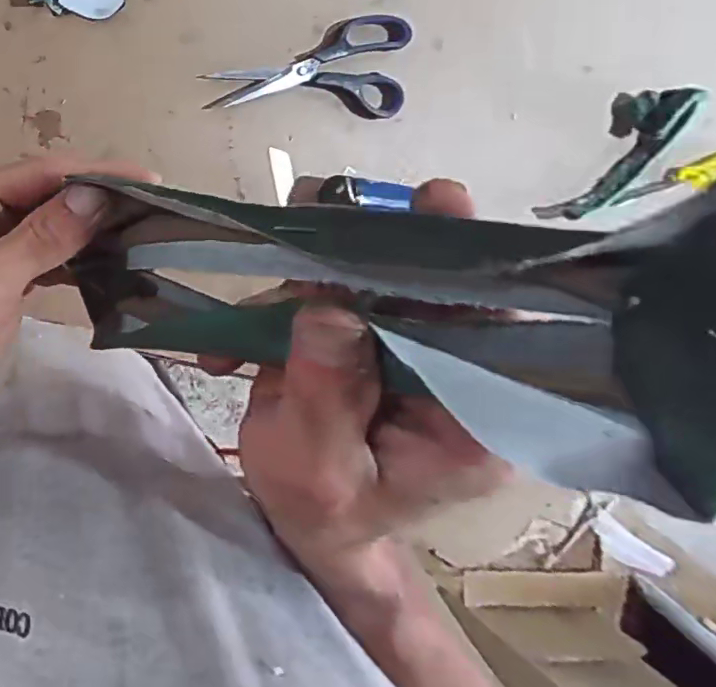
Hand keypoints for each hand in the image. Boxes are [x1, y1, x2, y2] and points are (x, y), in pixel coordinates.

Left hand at [0, 153, 156, 411]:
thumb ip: (39, 238)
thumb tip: (94, 195)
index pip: (40, 173)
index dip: (96, 173)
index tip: (150, 179)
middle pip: (50, 191)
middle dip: (100, 197)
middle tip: (156, 207)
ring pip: (53, 219)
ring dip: (93, 226)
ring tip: (144, 230)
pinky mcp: (3, 264)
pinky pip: (48, 248)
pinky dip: (78, 253)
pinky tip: (112, 260)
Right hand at [212, 180, 508, 558]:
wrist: (297, 516)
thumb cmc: (323, 508)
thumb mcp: (320, 467)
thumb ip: (327, 393)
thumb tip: (328, 308)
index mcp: (469, 407)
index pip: (489, 323)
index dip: (469, 257)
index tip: (438, 200)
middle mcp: (440, 360)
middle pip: (420, 277)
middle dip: (364, 239)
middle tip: (314, 209)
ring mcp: (391, 338)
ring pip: (359, 271)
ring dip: (302, 265)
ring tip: (260, 275)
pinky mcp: (348, 327)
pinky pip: (311, 290)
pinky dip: (265, 304)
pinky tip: (226, 347)